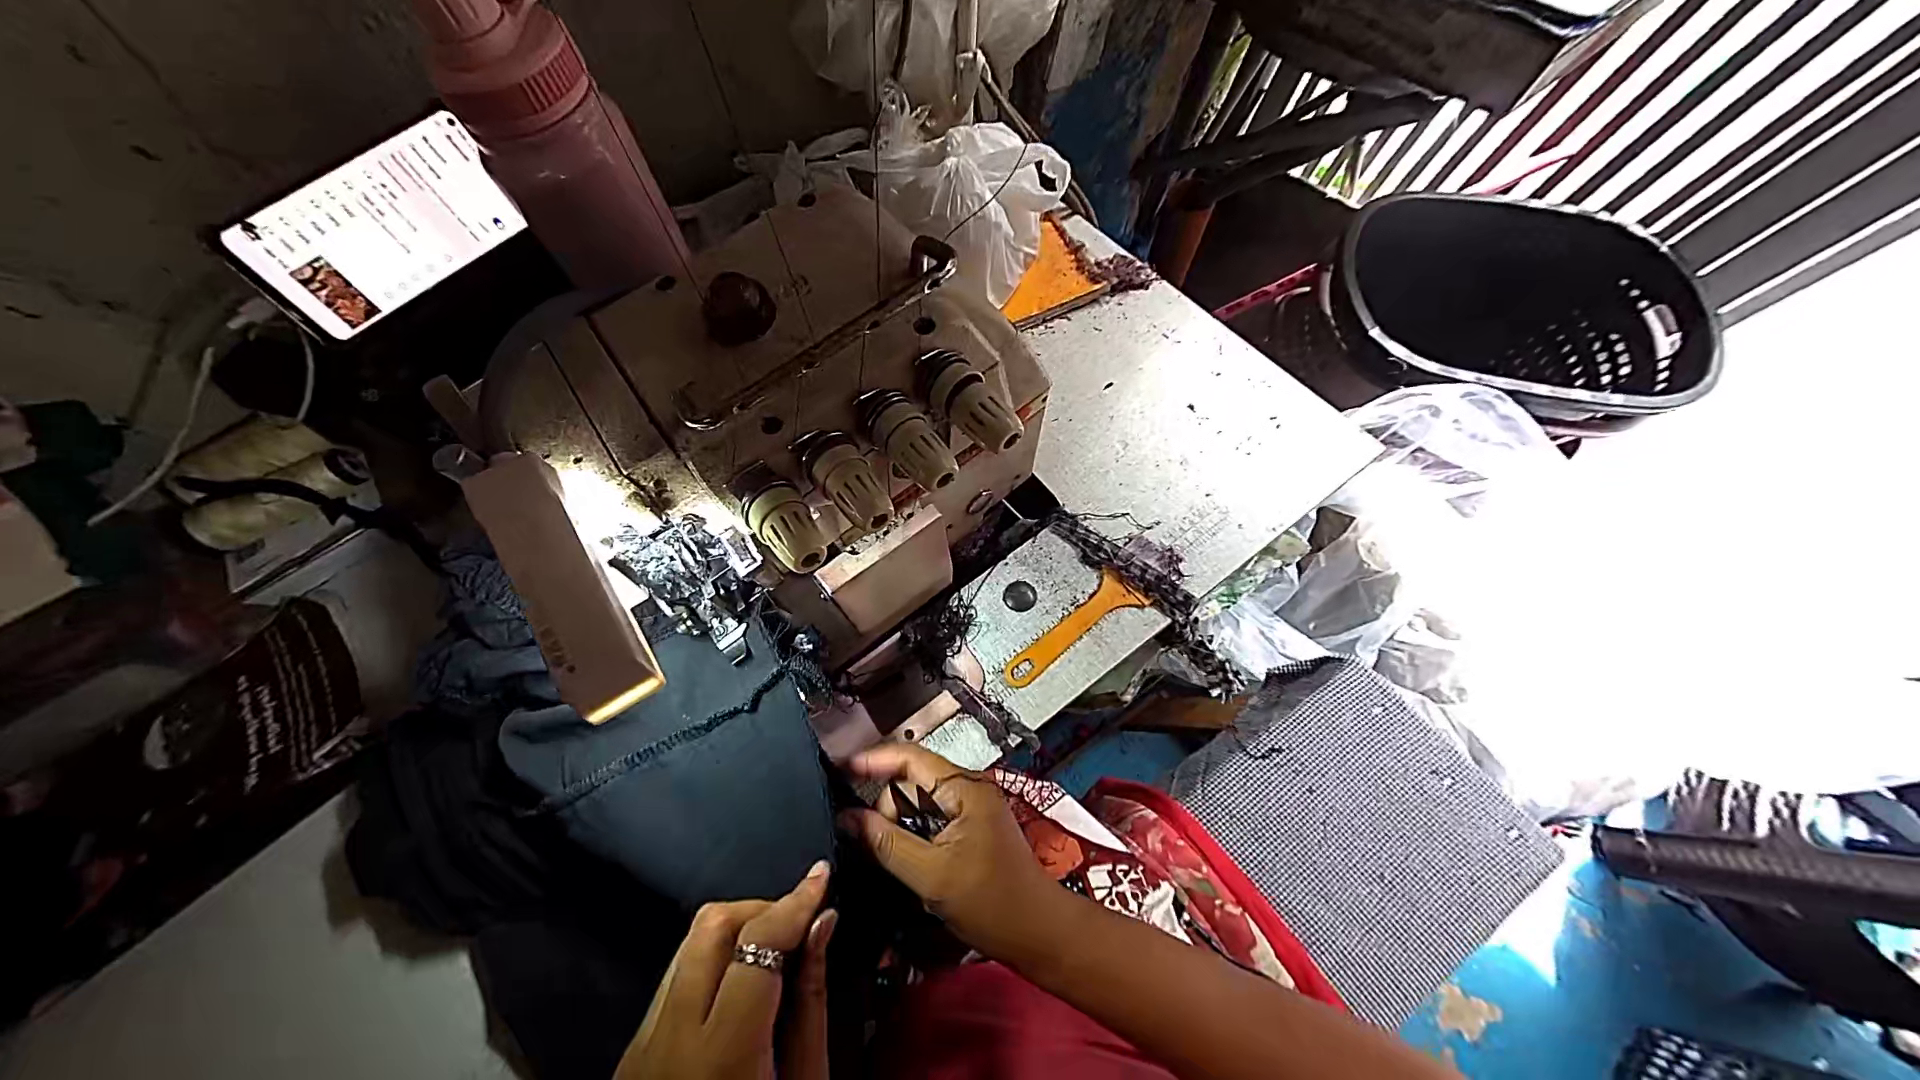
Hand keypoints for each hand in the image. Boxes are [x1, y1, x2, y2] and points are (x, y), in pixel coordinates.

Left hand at [615, 861, 837, 1079]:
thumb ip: (810, 998)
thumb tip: (823, 923)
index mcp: (720, 1056)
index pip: (757, 946)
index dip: (794, 903)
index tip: (821, 876)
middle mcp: (667, 1041)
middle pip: (710, 927)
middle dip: (761, 907)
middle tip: (798, 921)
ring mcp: (641, 1045)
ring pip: (688, 944)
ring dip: (737, 930)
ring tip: (775, 951)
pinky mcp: (633, 1050)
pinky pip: (676, 978)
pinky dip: (714, 961)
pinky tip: (741, 985)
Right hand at [839, 743, 1064, 960]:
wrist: (1038, 932)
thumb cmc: (994, 903)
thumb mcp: (930, 875)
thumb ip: (887, 843)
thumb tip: (849, 820)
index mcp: (965, 788)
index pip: (910, 756)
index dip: (872, 760)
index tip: (842, 769)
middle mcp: (969, 788)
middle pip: (910, 781)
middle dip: (887, 809)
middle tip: (877, 845)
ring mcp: (972, 807)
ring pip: (918, 802)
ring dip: (901, 826)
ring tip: (902, 862)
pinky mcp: (972, 826)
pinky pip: (931, 819)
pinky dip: (915, 835)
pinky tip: (913, 862)